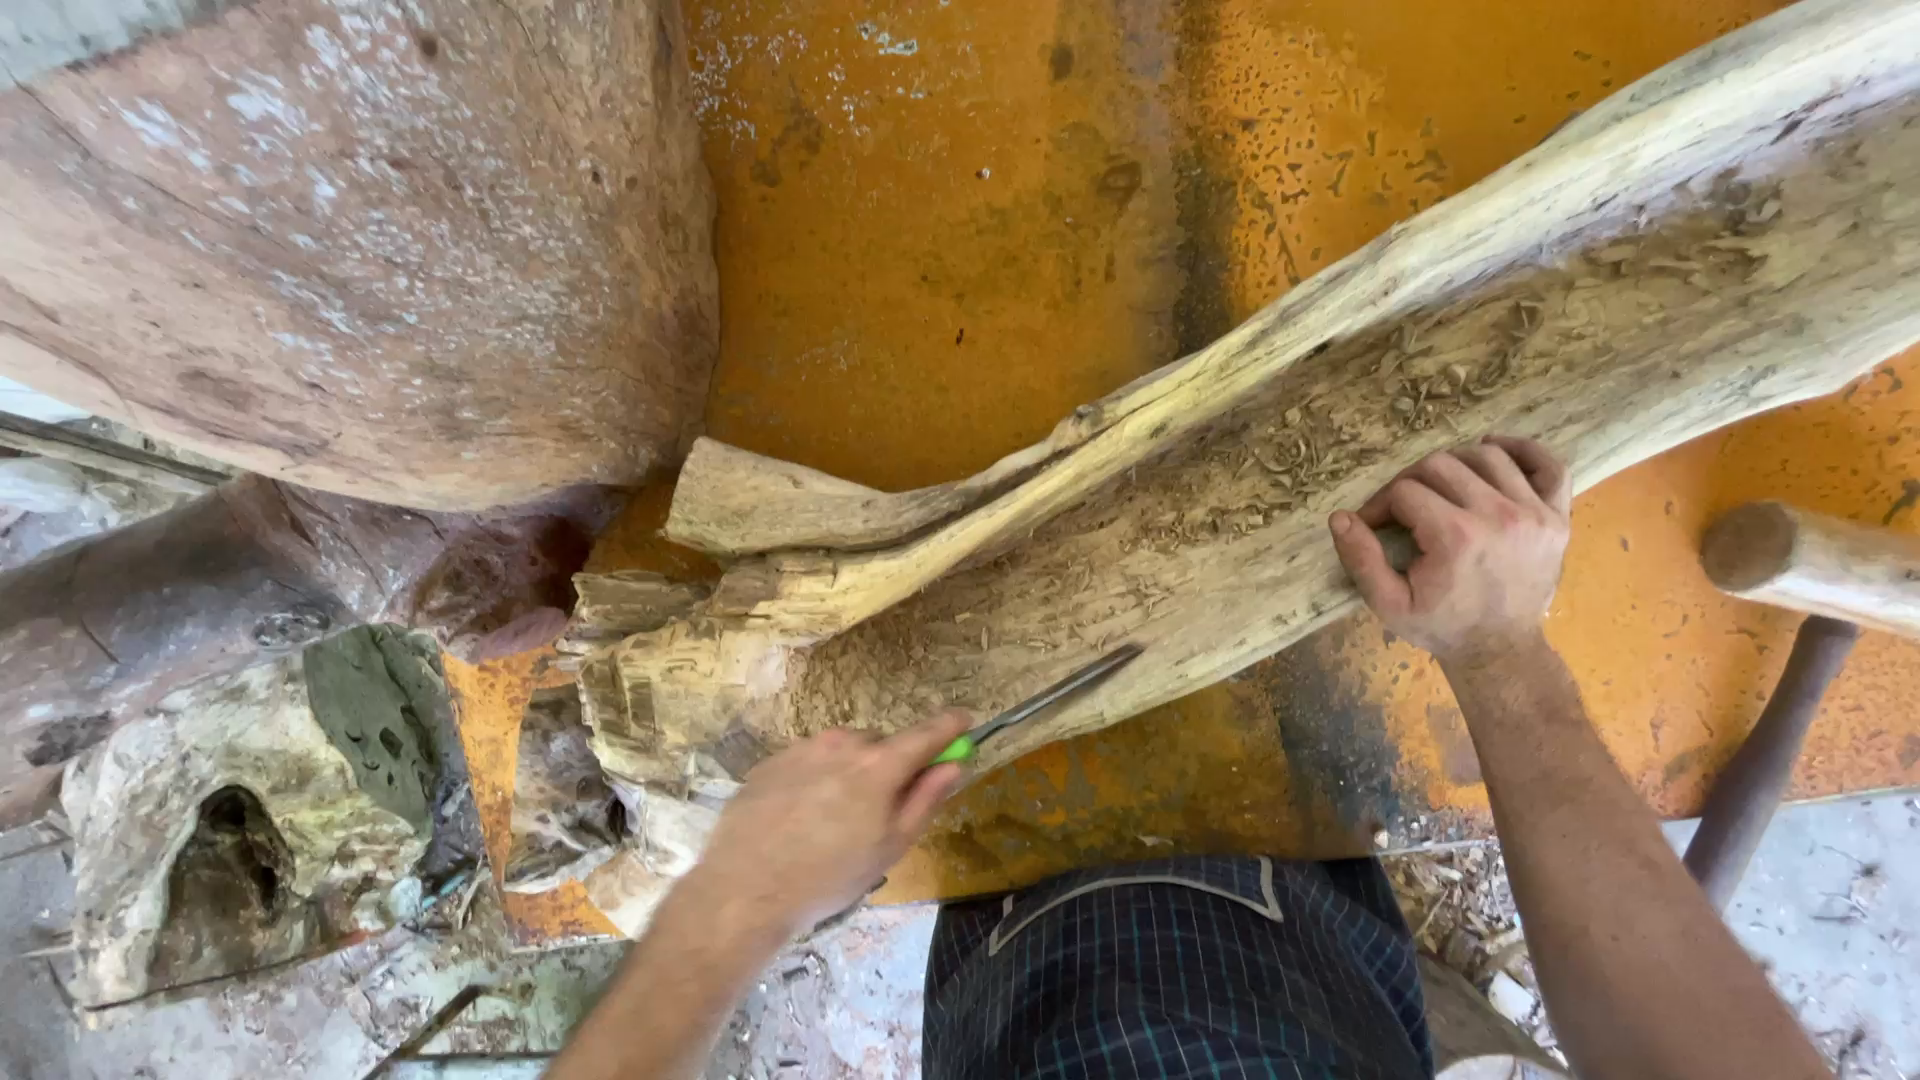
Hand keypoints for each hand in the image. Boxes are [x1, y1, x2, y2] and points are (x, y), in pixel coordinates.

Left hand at [685, 710, 971, 939]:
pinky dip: (816, 779)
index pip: (926, 733)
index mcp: (878, 764)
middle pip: (881, 745)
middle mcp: (842, 743)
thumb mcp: (889, 847)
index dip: (950, 726)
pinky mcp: (771, 761)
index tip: (966, 720)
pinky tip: (800, 818)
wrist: (743, 890)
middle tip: (879, 811)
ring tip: (832, 821)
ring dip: (850, 773)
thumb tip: (953, 765)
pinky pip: (809, 761)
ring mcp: (802, 748)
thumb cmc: (828, 876)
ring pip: (842, 752)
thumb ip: (925, 800)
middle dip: (889, 767)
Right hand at [1327, 435, 1571, 664]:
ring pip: (1487, 456)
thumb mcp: (1387, 603)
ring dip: (1454, 464)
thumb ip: (1360, 559)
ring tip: (1438, 488)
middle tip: (1401, 509)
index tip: (1372, 525)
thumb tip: (1340, 517)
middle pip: (1442, 465)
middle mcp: (1499, 515)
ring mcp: (1535, 513)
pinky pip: (1549, 465)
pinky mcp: (1558, 517)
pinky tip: (1494, 450)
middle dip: (1410, 482)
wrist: (1500, 650)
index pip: (1405, 491)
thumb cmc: (1439, 626)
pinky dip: (1522, 450)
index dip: (1379, 505)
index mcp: (1456, 537)